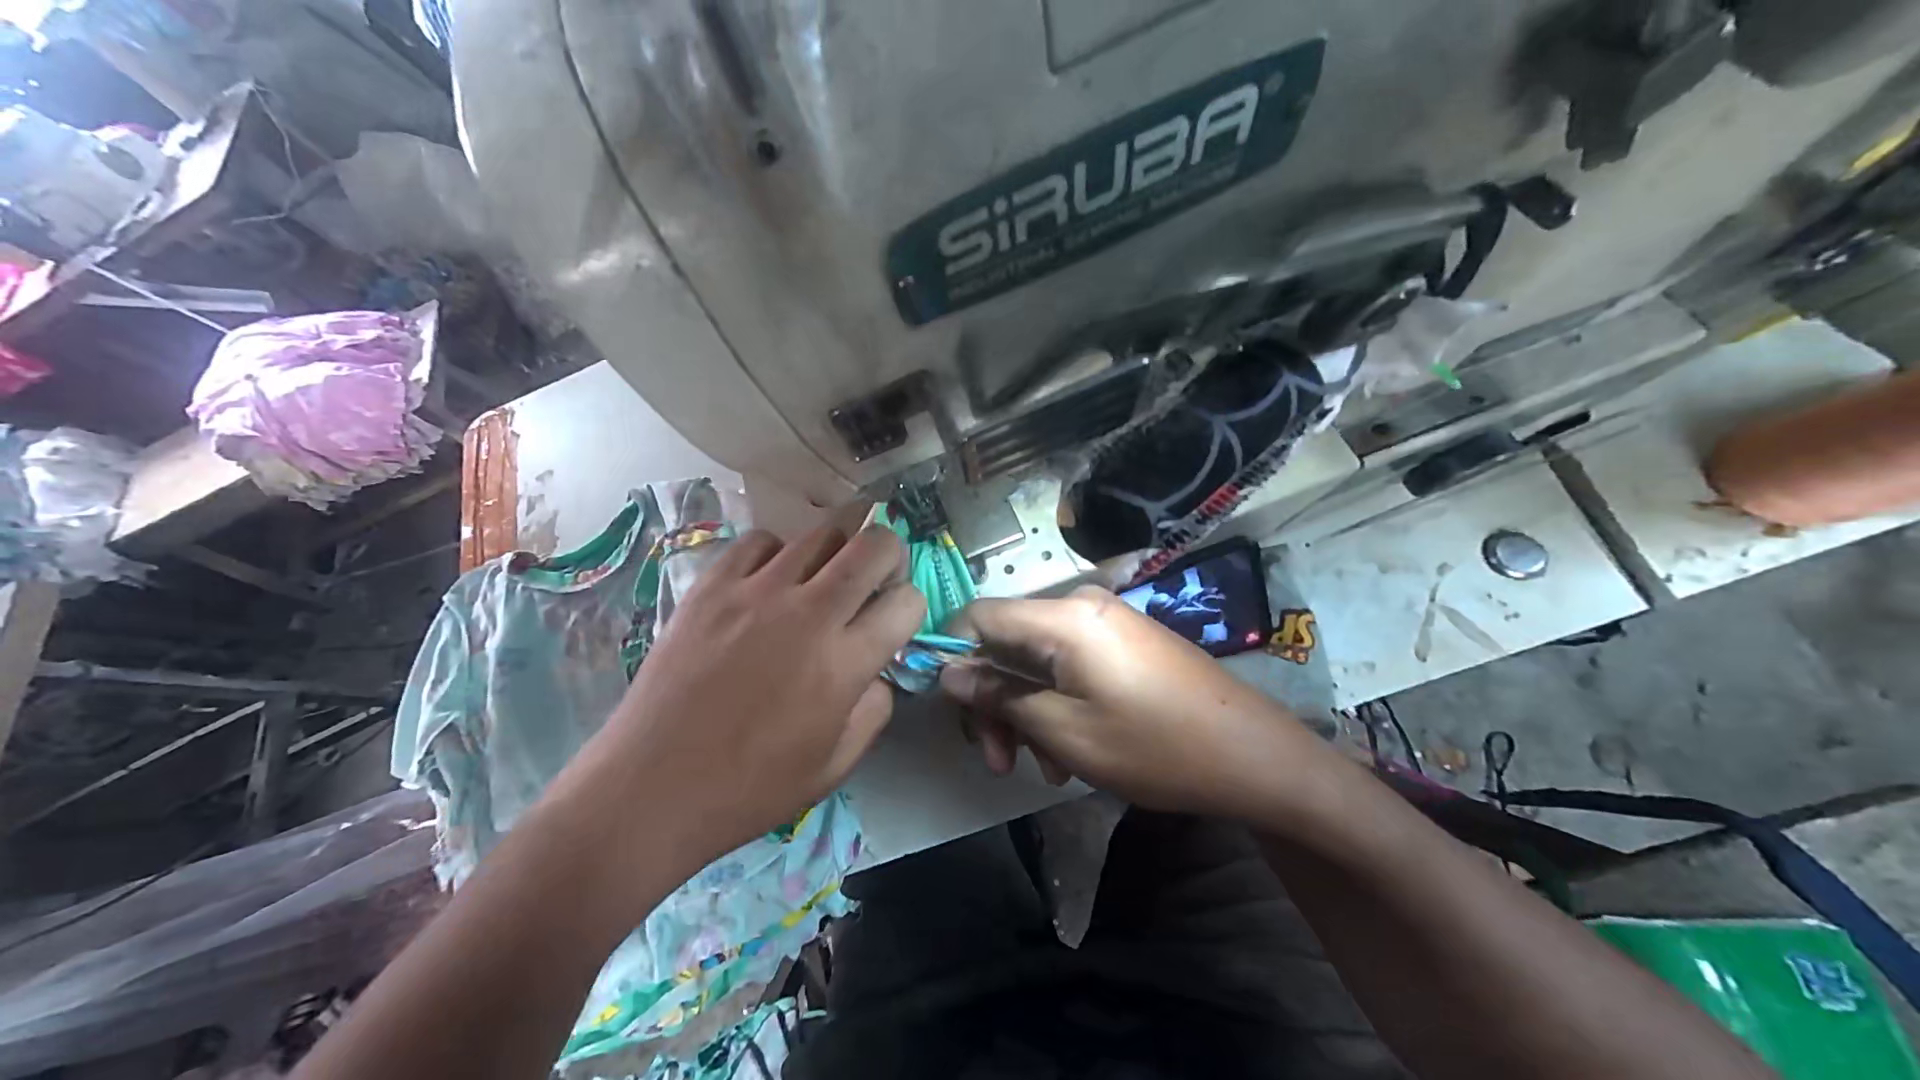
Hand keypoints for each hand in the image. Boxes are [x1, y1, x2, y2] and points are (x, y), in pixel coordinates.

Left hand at [555, 524, 924, 862]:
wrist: (651, 787)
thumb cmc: (749, 789)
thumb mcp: (835, 767)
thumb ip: (874, 709)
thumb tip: (877, 669)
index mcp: (844, 663)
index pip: (908, 601)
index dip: (911, 609)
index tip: (895, 624)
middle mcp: (809, 613)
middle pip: (876, 544)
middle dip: (892, 554)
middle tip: (877, 578)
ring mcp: (756, 592)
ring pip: (822, 532)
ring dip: (839, 551)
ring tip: (823, 579)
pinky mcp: (712, 586)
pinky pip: (762, 541)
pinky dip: (779, 554)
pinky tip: (769, 583)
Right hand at [941, 587, 1323, 822]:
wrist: (1254, 757)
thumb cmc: (1153, 746)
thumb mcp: (1063, 730)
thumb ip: (999, 695)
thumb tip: (946, 672)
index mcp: (1063, 616)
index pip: (979, 616)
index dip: (954, 658)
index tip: (954, 712)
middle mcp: (1082, 606)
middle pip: (1008, 642)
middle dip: (995, 701)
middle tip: (998, 761)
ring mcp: (1108, 623)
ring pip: (1038, 659)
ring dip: (1027, 711)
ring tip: (1044, 769)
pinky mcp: (1126, 643)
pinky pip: (1070, 664)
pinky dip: (1058, 703)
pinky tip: (1069, 753)